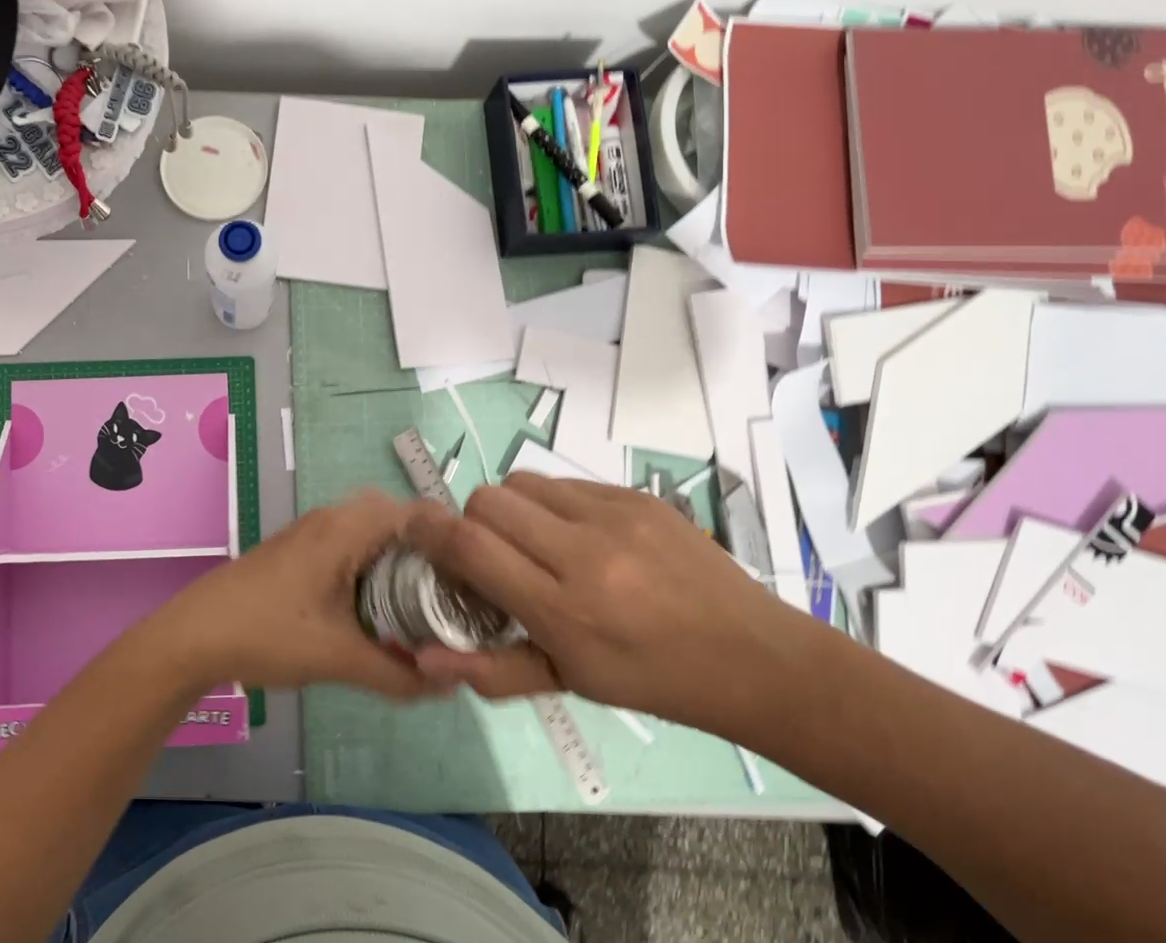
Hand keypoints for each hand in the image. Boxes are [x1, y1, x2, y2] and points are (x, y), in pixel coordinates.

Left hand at [142, 492, 433, 698]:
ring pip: (370, 531)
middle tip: (454, 593)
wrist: (191, 637)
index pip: (418, 512)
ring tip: (423, 603)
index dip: (455, 540)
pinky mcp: (294, 551)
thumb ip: (398, 673)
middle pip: (397, 518)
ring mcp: (309, 532)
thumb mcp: (337, 659)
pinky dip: (371, 565)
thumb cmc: (265, 635)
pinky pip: (348, 544)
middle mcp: (330, 518)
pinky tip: (375, 606)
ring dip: (397, 558)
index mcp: (345, 528)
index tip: (480, 577)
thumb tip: (450, 685)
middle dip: (429, 551)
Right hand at [404, 473, 811, 734]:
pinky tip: (577, 537)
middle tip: (492, 555)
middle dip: (473, 523)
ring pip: (522, 482)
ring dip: (511, 509)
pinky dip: (551, 505)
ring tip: (534, 544)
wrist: (751, 655)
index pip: (471, 547)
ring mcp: (615, 516)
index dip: (429, 531)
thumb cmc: (651, 680)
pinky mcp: (638, 496)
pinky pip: (564, 482)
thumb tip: (421, 660)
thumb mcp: (567, 683)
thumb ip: (490, 669)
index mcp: (564, 608)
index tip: (414, 530)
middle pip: (488, 501)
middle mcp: (584, 552)